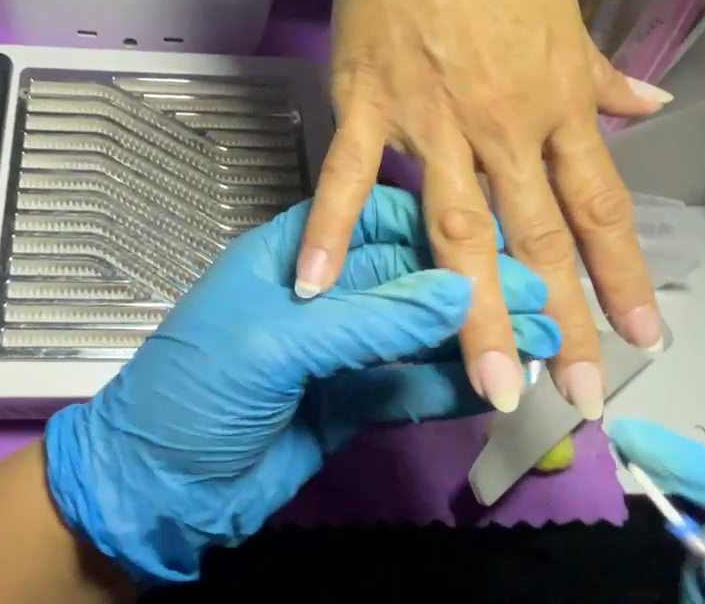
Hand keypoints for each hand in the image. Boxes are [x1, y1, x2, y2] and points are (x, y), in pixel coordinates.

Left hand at [45, 186, 559, 584]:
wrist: (159, 484)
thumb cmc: (201, 387)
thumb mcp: (276, 341)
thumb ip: (367, 318)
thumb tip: (461, 292)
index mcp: (292, 254)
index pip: (372, 219)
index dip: (434, 225)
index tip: (500, 234)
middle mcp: (320, 292)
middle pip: (406, 278)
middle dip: (470, 286)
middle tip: (545, 298)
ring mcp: (336, 350)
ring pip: (415, 335)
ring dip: (473, 338)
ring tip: (543, 344)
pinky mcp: (347, 402)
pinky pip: (406, 387)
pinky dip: (449, 387)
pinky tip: (497, 386)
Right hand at [301, 0, 668, 418]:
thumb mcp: (564, 12)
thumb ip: (602, 74)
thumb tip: (649, 107)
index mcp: (556, 100)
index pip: (598, 205)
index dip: (620, 274)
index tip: (639, 336)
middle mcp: (503, 123)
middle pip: (536, 235)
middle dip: (559, 320)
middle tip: (572, 399)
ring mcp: (433, 118)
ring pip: (458, 226)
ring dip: (473, 308)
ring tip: (486, 382)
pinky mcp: (369, 103)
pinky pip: (354, 177)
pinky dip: (335, 229)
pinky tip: (318, 283)